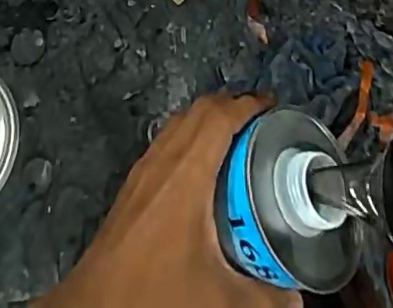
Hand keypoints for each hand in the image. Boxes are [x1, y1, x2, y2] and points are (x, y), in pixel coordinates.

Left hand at [38, 94, 297, 307]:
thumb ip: (268, 296)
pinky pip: (167, 144)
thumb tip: (292, 293)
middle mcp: (161, 161)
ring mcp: (143, 170)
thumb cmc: (158, 292)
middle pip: (196, 112)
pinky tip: (205, 170)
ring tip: (237, 138)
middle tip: (261, 118)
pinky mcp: (134, 185)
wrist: (100, 302)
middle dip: (230, 105)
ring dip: (208, 121)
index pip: (218, 118)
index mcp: (185, 174)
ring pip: (178, 125)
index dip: (247, 105)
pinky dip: (190, 140)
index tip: (272, 104)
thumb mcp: (225, 300)